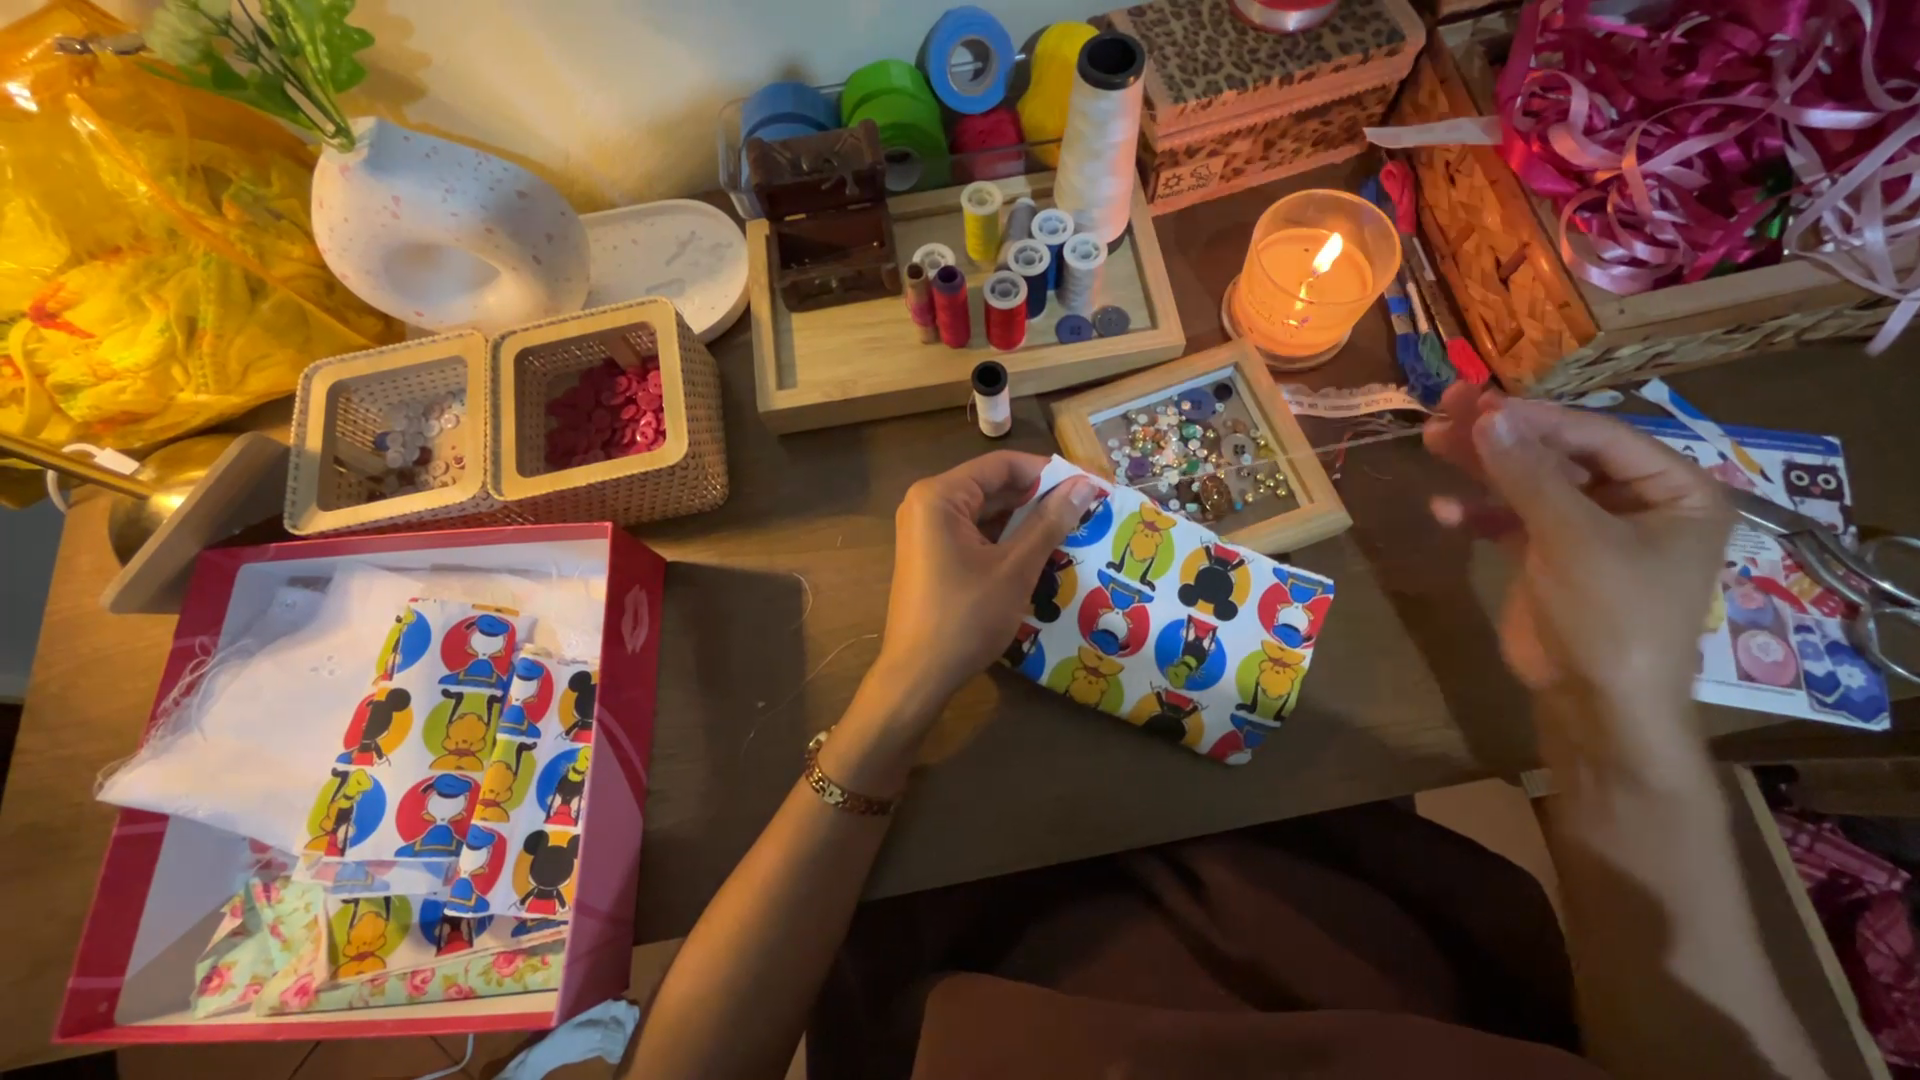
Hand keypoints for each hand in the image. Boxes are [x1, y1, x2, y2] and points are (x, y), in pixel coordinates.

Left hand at [871, 451, 1096, 719]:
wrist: (918, 676)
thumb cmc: (965, 618)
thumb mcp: (1014, 568)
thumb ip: (1049, 522)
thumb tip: (1085, 486)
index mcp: (939, 496)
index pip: (1003, 465)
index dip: (1050, 473)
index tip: (1091, 486)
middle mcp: (927, 504)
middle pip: (993, 486)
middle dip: (1040, 498)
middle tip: (1088, 510)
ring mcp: (926, 532)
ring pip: (986, 513)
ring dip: (1026, 521)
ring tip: (1073, 531)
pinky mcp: (931, 556)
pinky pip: (975, 535)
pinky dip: (1006, 541)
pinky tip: (1040, 553)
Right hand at [1423, 384, 1732, 716]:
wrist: (1596, 702)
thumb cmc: (1611, 615)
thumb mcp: (1573, 539)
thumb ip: (1527, 475)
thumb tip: (1486, 416)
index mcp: (1673, 491)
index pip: (1600, 436)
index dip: (1538, 419)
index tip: (1479, 404)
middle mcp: (1634, 502)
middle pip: (1559, 454)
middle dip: (1503, 437)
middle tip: (1447, 407)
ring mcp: (1587, 530)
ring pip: (1528, 483)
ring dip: (1481, 467)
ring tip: (1432, 442)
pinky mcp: (1547, 556)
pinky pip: (1510, 519)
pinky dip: (1478, 513)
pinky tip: (1444, 511)